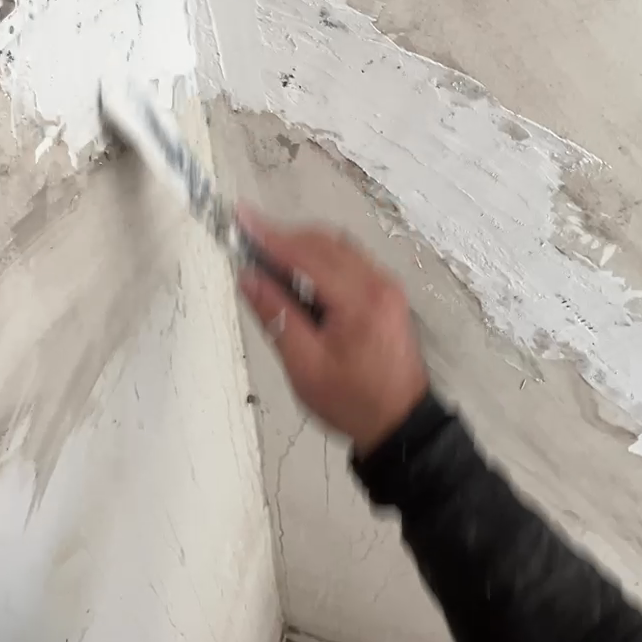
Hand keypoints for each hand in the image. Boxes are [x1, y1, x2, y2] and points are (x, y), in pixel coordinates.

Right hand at [237, 212, 428, 454]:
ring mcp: (385, 285)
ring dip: (300, 246)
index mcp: (360, 300)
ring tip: (265, 258)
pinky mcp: (384, 292)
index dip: (269, 236)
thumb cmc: (353, 401)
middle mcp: (378, 283)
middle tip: (247, 240)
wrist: (400, 422)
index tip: (241, 220)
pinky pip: (347, 260)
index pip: (307, 255)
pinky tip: (297, 274)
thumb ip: (276, 316)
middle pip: (323, 242)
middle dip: (282, 237)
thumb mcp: (305, 365)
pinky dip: (318, 258)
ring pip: (336, 246)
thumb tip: (248, 278)